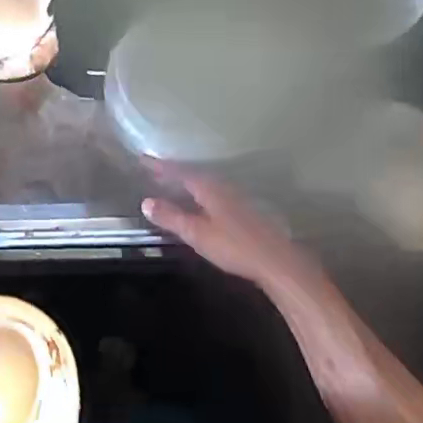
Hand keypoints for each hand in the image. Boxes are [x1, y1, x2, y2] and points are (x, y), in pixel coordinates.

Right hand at [140, 163, 327, 295]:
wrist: (279, 263)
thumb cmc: (235, 247)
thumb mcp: (197, 234)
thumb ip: (171, 217)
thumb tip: (146, 202)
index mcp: (209, 188)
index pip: (179, 171)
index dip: (160, 166)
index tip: (143, 158)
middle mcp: (224, 188)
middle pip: (194, 175)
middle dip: (174, 172)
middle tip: (155, 171)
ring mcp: (238, 199)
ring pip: (207, 185)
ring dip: (189, 183)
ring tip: (174, 186)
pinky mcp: (247, 213)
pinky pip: (216, 195)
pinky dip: (202, 195)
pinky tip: (201, 205)